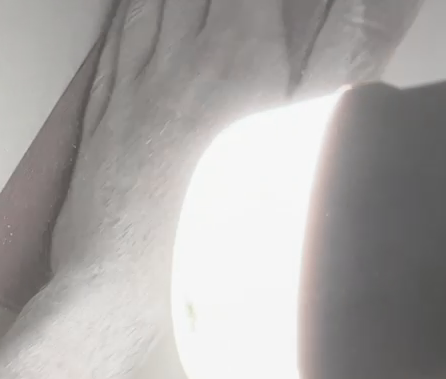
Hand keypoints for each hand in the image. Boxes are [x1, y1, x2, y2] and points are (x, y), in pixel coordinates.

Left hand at [48, 0, 422, 311]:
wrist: (120, 283)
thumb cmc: (218, 223)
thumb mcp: (302, 134)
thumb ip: (349, 45)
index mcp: (239, 50)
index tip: (268, 0)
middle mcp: (177, 57)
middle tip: (237, 3)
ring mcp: (129, 89)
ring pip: (149, 5)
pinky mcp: (97, 122)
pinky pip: (114, 49)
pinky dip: (129, 16)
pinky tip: (137, 7)